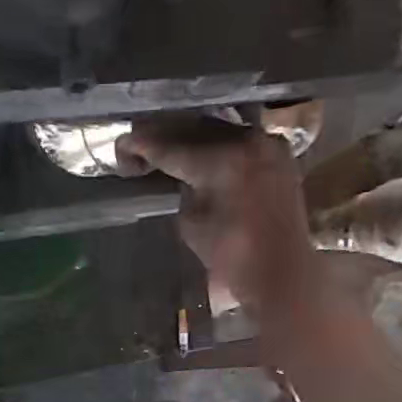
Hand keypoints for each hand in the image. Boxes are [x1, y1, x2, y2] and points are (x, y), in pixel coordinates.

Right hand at [116, 115, 320, 308]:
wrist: (281, 273)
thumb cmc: (232, 258)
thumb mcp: (191, 224)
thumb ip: (182, 190)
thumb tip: (180, 176)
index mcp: (221, 160)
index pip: (170, 146)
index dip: (141, 145)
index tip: (121, 146)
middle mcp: (247, 141)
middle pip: (195, 128)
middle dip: (164, 136)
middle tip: (139, 146)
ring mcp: (267, 145)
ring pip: (219, 130)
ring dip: (190, 138)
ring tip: (167, 150)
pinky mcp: (279, 156)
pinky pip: (240, 141)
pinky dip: (217, 146)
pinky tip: (201, 156)